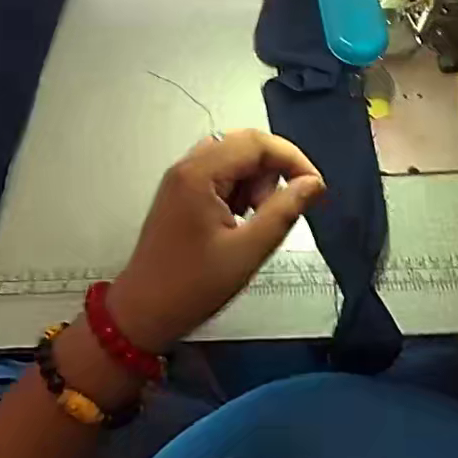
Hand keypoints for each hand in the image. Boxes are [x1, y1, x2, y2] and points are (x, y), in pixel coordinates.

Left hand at [108, 130, 326, 349]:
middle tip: (284, 206)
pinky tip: (241, 220)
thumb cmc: (193, 286)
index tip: (316, 188)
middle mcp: (188, 166)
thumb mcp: (248, 250)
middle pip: (244, 143)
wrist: (142, 314)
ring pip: (233, 157)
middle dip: (274, 169)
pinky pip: (220, 174)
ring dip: (256, 180)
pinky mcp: (181, 192)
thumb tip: (313, 183)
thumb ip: (284, 211)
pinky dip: (239, 189)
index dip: (292, 159)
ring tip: (257, 219)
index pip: (256, 143)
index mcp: (199, 173)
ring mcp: (181, 178)